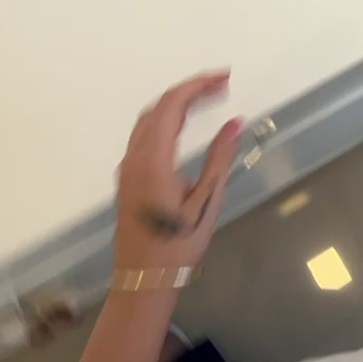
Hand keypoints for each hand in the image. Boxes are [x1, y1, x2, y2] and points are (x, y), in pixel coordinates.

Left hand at [112, 71, 242, 276]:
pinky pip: (145, 134)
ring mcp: (128, 167)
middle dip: (191, 91)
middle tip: (222, 86)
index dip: (198, 86)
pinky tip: (184, 126)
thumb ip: (220, 158)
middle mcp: (134, 157)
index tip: (225, 79)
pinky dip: (166, 119)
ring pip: (149, 120)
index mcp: (152, 160)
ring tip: (208, 100)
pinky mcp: (129, 177)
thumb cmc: (177, 246)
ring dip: (177, 104)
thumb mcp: (206, 201)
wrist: (143, 282)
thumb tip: (234, 122)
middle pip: (159, 108)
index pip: (172, 106)